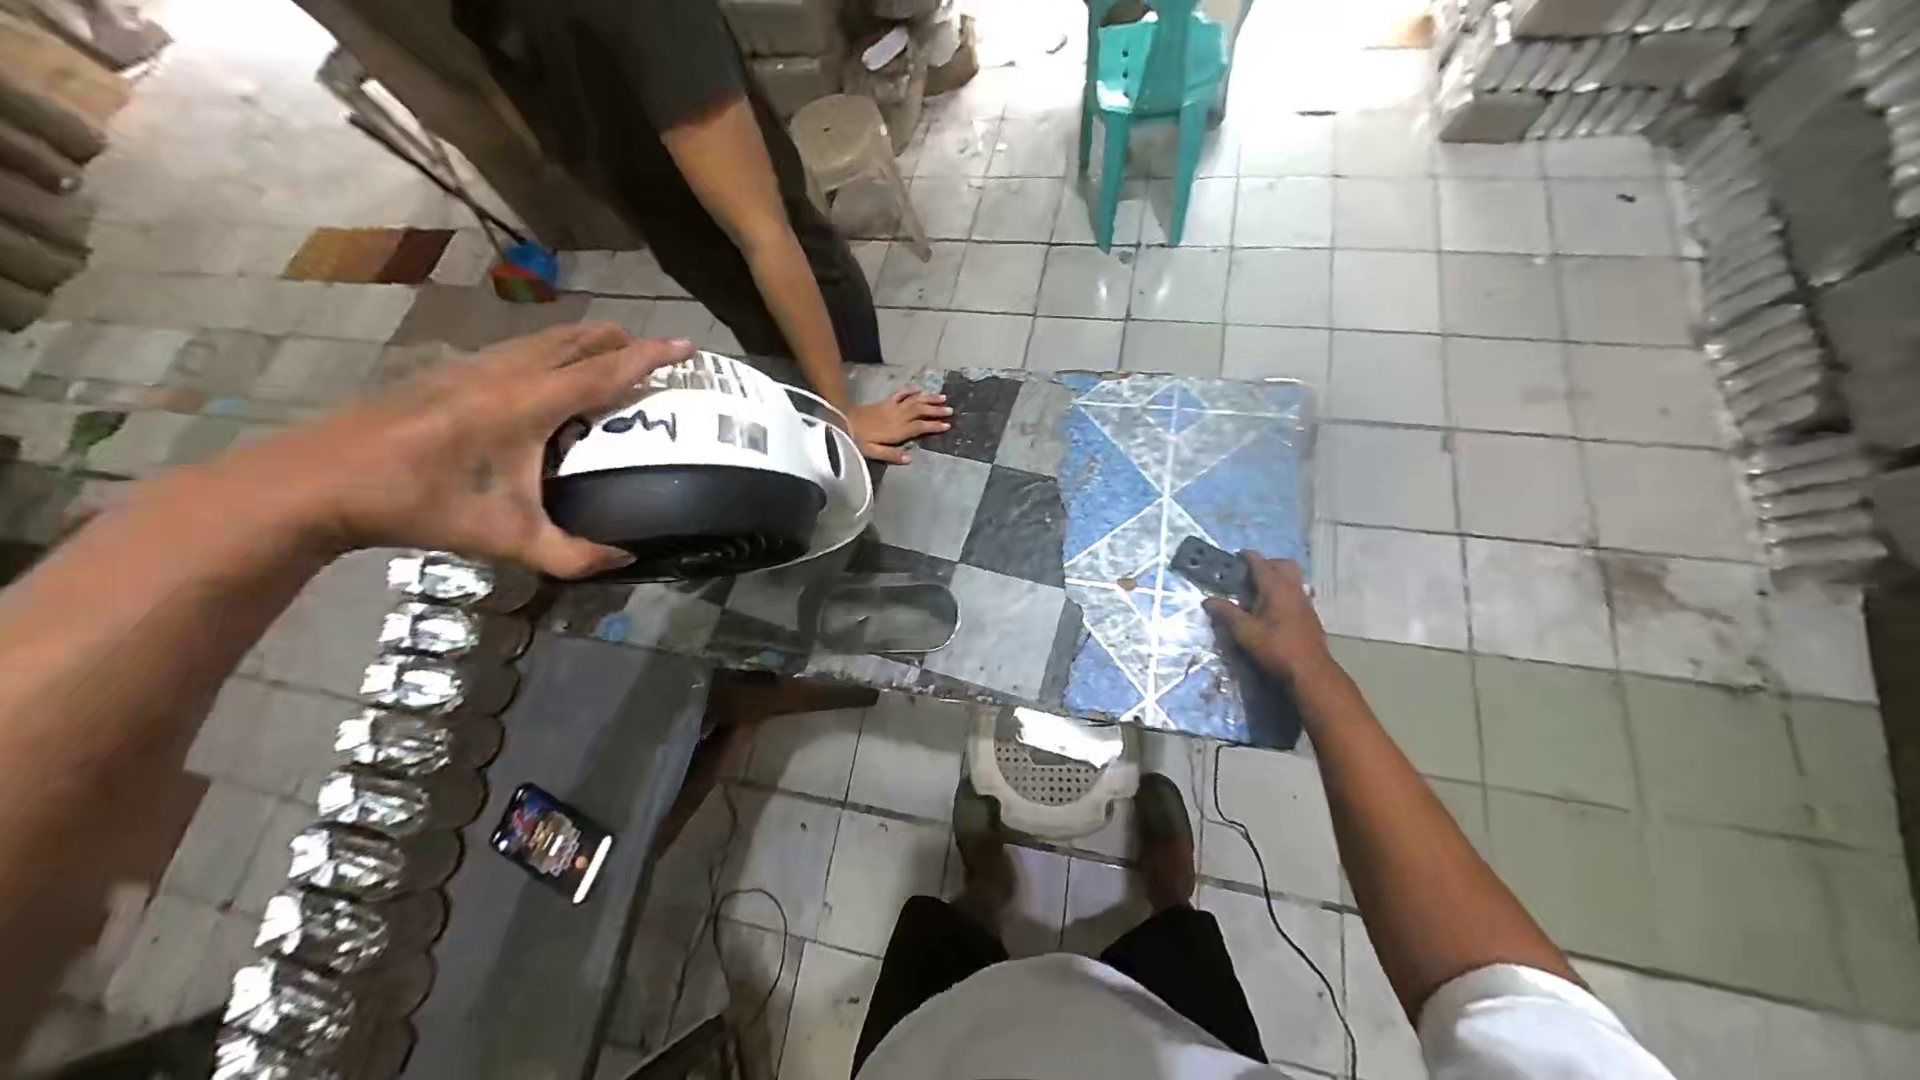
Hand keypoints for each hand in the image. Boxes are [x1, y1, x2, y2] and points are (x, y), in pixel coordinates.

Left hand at [206, 323, 692, 577]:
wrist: (319, 481)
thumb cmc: (419, 506)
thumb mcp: (504, 539)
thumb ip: (570, 555)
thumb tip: (625, 560)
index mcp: (527, 406)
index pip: (604, 373)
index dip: (649, 358)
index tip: (686, 345)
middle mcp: (505, 374)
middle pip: (576, 342)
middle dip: (620, 340)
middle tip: (653, 348)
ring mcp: (471, 367)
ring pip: (543, 340)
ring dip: (583, 340)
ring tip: (610, 346)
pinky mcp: (447, 372)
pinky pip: (516, 348)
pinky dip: (549, 348)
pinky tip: (544, 367)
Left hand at [847, 389, 952, 463]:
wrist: (842, 421)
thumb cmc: (857, 440)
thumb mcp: (872, 451)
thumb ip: (891, 454)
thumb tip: (909, 459)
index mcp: (897, 430)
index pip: (920, 427)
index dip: (934, 425)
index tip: (947, 425)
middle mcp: (898, 416)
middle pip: (921, 411)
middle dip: (936, 410)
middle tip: (951, 410)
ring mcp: (892, 407)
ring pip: (914, 401)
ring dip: (929, 399)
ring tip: (943, 397)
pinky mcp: (886, 402)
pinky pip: (901, 394)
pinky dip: (912, 391)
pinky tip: (920, 390)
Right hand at [1201, 552, 1334, 681]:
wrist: (1310, 671)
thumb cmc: (1276, 648)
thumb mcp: (1244, 632)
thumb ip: (1226, 613)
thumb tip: (1208, 601)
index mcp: (1276, 588)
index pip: (1260, 563)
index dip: (1247, 557)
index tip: (1235, 556)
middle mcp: (1293, 589)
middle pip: (1283, 564)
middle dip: (1266, 563)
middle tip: (1248, 574)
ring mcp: (1305, 601)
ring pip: (1292, 578)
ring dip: (1276, 577)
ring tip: (1257, 591)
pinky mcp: (1309, 614)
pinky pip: (1296, 591)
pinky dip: (1283, 591)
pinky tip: (1272, 608)